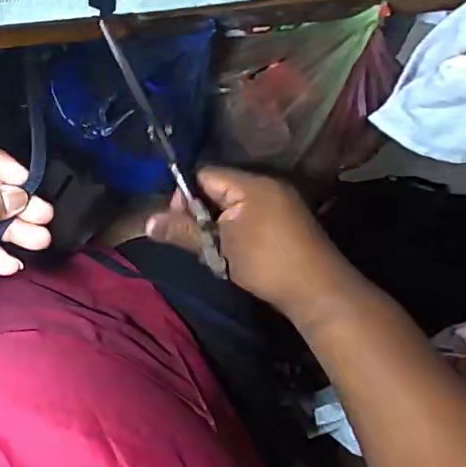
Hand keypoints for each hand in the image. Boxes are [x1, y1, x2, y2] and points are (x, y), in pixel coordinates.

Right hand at [144, 167, 350, 315]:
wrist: (319, 292)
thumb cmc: (266, 263)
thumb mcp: (218, 248)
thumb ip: (183, 231)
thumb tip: (146, 222)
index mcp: (250, 183)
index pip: (204, 175)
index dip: (185, 195)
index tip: (180, 223)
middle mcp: (267, 185)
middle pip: (218, 188)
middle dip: (201, 212)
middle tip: (195, 240)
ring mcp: (281, 202)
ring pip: (234, 204)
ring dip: (218, 224)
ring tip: (213, 248)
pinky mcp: (288, 220)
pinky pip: (251, 214)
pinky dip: (237, 229)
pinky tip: (234, 251)